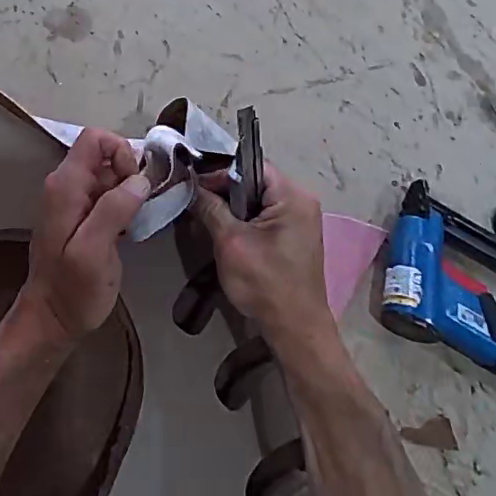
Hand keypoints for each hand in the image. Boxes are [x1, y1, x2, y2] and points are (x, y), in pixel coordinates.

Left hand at [18, 128, 150, 345]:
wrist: (50, 323)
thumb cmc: (71, 291)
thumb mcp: (93, 251)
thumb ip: (114, 209)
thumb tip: (140, 180)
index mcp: (65, 186)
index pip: (95, 138)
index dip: (121, 152)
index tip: (133, 184)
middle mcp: (67, 185)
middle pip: (107, 154)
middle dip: (130, 172)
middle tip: (138, 206)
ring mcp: (75, 200)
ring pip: (112, 172)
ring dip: (131, 188)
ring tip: (137, 218)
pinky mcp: (85, 214)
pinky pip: (111, 191)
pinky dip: (127, 201)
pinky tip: (130, 225)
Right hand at [189, 163, 332, 347]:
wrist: (295, 328)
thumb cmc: (265, 283)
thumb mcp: (231, 243)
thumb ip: (211, 209)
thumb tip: (193, 187)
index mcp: (293, 195)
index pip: (253, 166)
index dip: (222, 172)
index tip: (195, 183)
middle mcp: (302, 200)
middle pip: (257, 182)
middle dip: (226, 191)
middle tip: (197, 201)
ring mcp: (302, 219)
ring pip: (261, 200)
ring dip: (235, 208)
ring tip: (208, 217)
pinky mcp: (297, 236)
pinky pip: (268, 216)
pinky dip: (248, 221)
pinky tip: (228, 233)